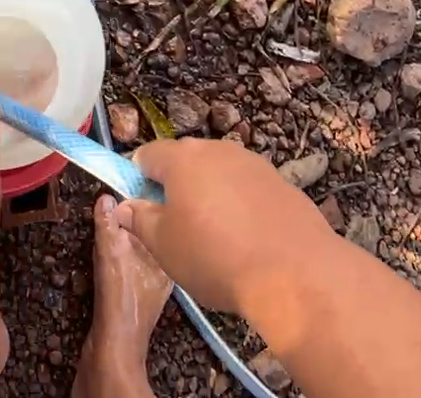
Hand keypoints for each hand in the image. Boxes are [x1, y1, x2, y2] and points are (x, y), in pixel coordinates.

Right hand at [114, 138, 335, 316]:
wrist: (295, 272)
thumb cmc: (216, 256)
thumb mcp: (164, 246)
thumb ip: (139, 220)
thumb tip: (125, 207)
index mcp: (182, 158)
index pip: (146, 155)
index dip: (137, 181)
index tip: (143, 212)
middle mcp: (216, 149)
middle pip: (183, 160)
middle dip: (174, 187)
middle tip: (176, 228)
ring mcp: (251, 162)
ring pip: (217, 173)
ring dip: (209, 195)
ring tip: (215, 238)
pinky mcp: (278, 180)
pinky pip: (246, 187)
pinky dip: (239, 204)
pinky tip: (247, 239)